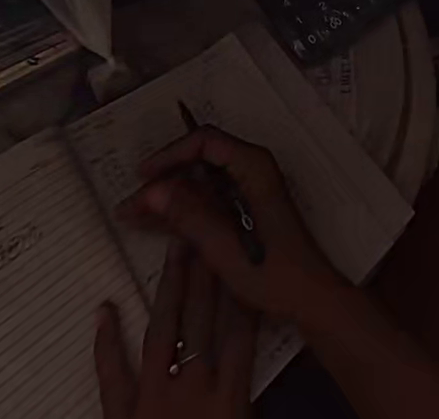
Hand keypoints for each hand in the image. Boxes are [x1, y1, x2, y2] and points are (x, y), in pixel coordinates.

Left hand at [94, 240, 256, 418]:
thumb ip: (247, 396)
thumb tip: (258, 361)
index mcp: (228, 399)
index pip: (240, 332)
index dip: (242, 293)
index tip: (242, 257)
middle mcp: (191, 388)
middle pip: (202, 318)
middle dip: (206, 273)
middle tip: (207, 233)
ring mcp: (152, 398)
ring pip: (163, 330)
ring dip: (171, 287)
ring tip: (175, 249)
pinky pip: (112, 377)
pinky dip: (107, 343)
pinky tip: (105, 309)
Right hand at [122, 127, 348, 324]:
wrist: (307, 297)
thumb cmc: (273, 271)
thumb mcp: (224, 245)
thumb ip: (188, 215)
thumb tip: (152, 191)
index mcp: (253, 165)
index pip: (205, 142)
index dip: (170, 154)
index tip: (143, 176)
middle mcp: (251, 168)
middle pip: (200, 158)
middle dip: (164, 178)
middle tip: (131, 202)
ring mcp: (247, 187)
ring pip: (200, 179)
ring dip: (168, 196)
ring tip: (132, 214)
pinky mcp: (243, 206)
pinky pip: (207, 197)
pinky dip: (182, 209)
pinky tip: (154, 223)